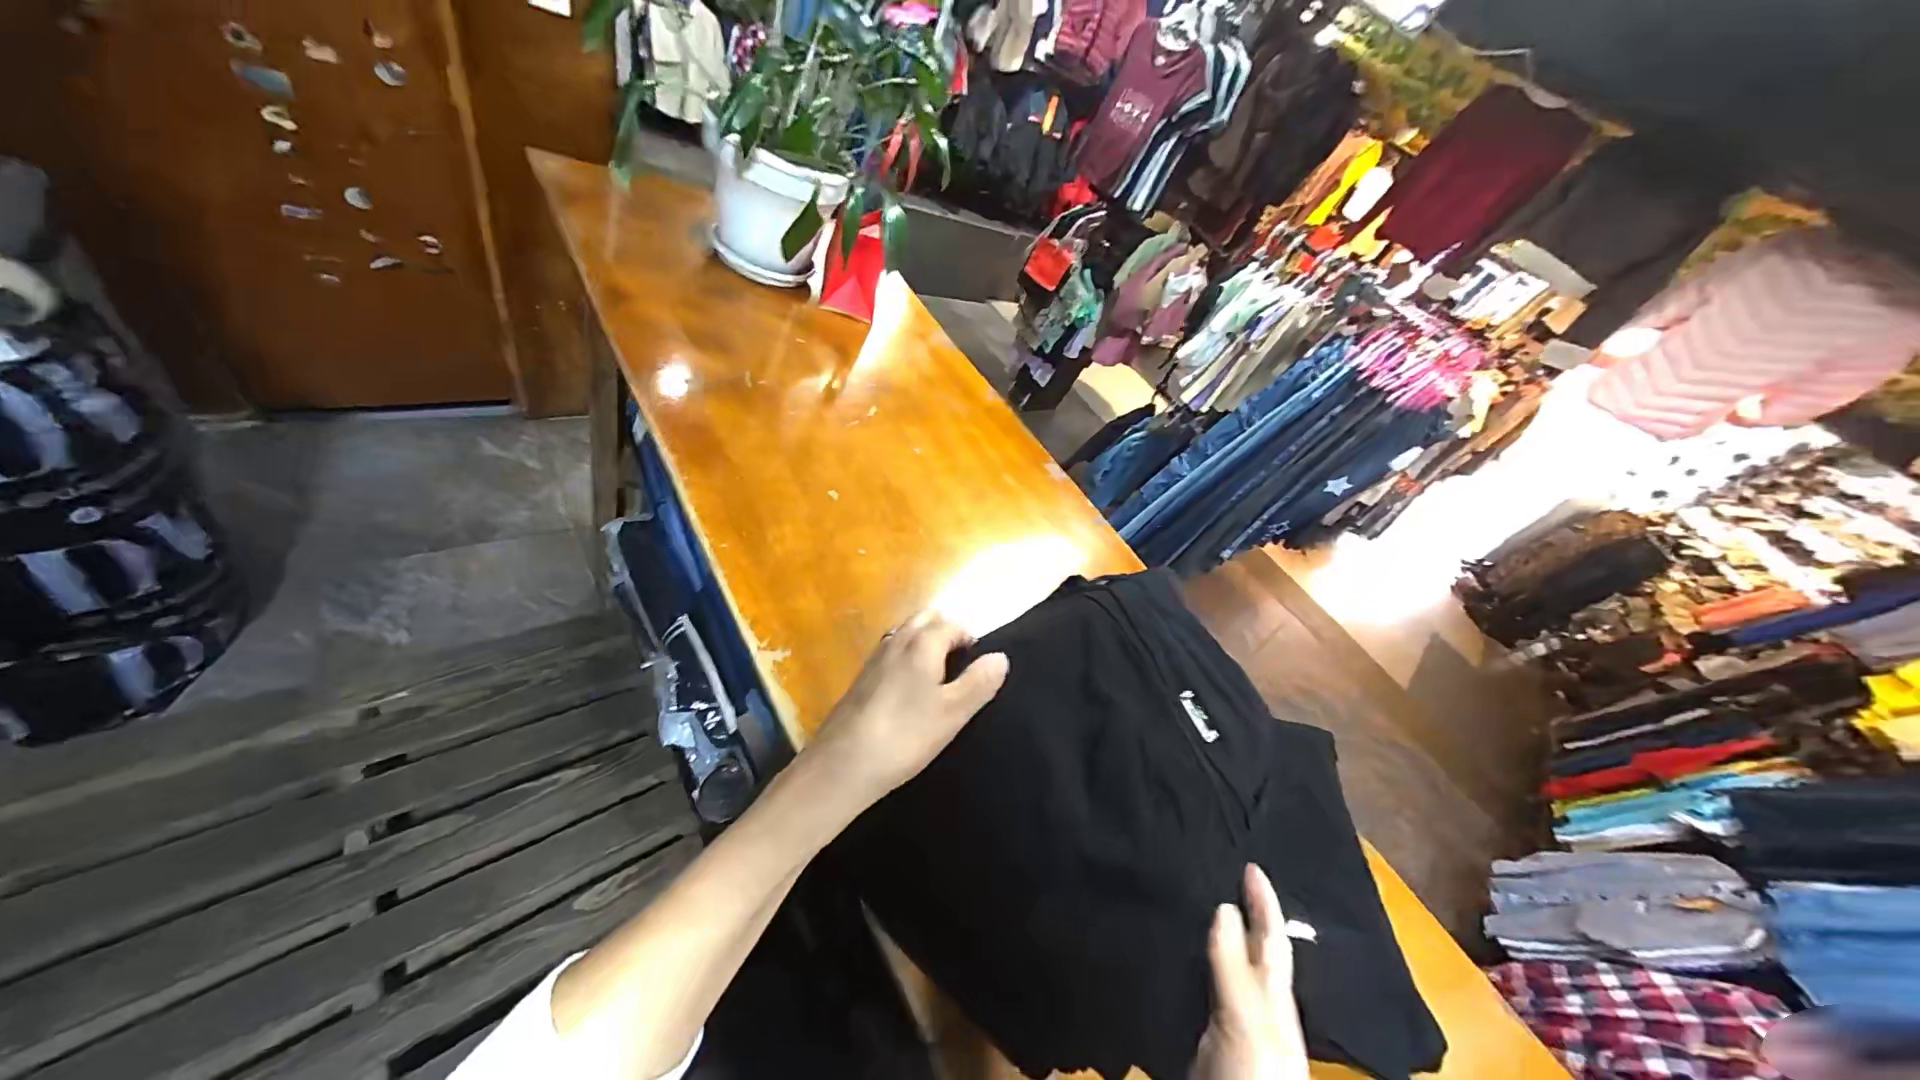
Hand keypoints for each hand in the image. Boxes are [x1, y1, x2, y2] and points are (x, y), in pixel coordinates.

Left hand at [805, 610, 1008, 809]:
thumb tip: (1000, 656)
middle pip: (925, 620)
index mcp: (922, 643)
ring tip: (938, 680)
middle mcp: (896, 641)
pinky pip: (890, 655)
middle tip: (961, 668)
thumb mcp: (953, 712)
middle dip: (946, 633)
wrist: (842, 764)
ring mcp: (873, 660)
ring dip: (923, 644)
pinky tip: (908, 693)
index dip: (971, 639)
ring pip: (904, 635)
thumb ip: (979, 682)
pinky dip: (905, 661)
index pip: (953, 624)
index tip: (980, 669)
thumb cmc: (905, 735)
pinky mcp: (859, 680)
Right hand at [1191, 864, 1310, 1079]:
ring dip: (1211, 937)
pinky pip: (1194, 993)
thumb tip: (1223, 905)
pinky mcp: (1199, 1048)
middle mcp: (1253, 1010)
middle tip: (1216, 873)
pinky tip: (1162, 958)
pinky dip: (1186, 967)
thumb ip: (1233, 968)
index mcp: (1272, 1002)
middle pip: (1248, 953)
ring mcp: (1227, 1030)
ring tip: (1188, 903)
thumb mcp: (1246, 1024)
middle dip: (1240, 914)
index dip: (1263, 903)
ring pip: (1221, 971)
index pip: (1269, 940)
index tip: (1249, 863)